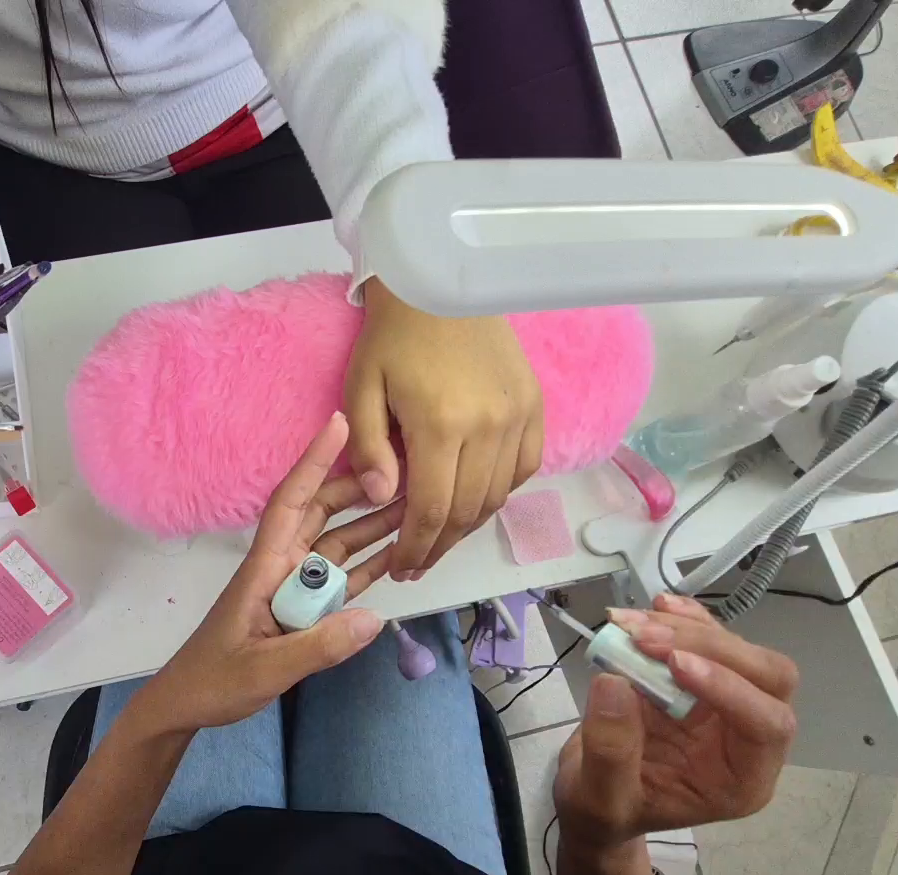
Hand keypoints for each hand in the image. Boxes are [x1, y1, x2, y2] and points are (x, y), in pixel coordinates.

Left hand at [128, 413, 402, 733]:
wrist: (190, 704)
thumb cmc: (216, 680)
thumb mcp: (266, 668)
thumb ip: (318, 647)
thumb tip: (376, 618)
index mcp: (264, 568)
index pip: (291, 502)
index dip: (313, 461)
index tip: (340, 422)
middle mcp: (281, 568)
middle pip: (321, 515)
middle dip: (359, 488)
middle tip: (408, 470)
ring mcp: (293, 588)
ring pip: (336, 545)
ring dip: (372, 525)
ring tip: (418, 505)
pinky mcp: (302, 610)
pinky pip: (340, 580)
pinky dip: (368, 567)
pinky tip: (400, 555)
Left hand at [345, 278, 543, 580]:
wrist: (441, 284)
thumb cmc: (391, 337)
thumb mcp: (362, 389)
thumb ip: (369, 448)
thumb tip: (383, 500)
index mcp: (442, 424)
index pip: (433, 509)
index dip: (417, 547)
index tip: (402, 568)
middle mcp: (490, 426)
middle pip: (469, 510)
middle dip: (441, 546)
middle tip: (417, 564)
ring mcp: (520, 415)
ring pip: (499, 495)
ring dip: (469, 525)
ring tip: (441, 539)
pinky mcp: (536, 405)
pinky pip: (525, 467)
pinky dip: (500, 492)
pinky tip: (474, 500)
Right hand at [553, 594, 798, 851]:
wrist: (593, 801)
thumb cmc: (604, 810)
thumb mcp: (598, 796)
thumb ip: (609, 749)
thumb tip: (613, 681)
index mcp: (740, 779)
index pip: (766, 723)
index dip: (728, 687)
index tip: (670, 662)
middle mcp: (744, 738)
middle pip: (765, 678)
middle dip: (707, 647)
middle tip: (642, 635)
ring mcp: (723, 706)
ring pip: (736, 651)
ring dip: (684, 628)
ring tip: (625, 622)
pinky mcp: (696, 683)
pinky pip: (707, 642)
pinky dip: (684, 620)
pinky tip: (656, 607)